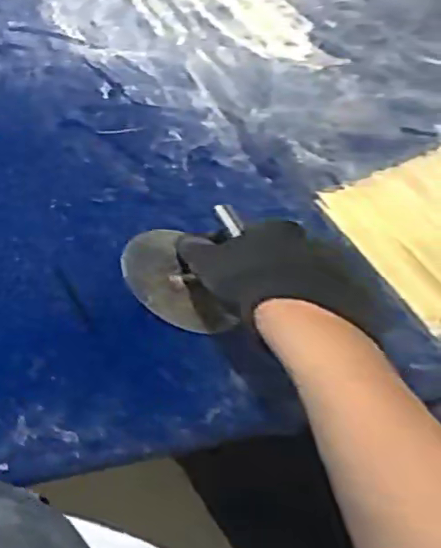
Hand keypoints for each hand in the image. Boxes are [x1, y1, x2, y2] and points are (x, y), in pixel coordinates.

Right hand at [177, 220, 379, 335]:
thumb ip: (193, 246)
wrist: (302, 319)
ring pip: (305, 271)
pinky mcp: (358, 295)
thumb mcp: (203, 261)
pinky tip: (291, 313)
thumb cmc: (245, 281)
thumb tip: (189, 240)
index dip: (236, 242)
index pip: (254, 229)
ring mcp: (341, 269)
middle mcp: (313, 242)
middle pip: (283, 249)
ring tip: (267, 300)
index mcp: (277, 229)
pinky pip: (325, 293)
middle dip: (266, 261)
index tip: (222, 259)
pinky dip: (308, 299)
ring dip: (288, 280)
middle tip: (245, 279)